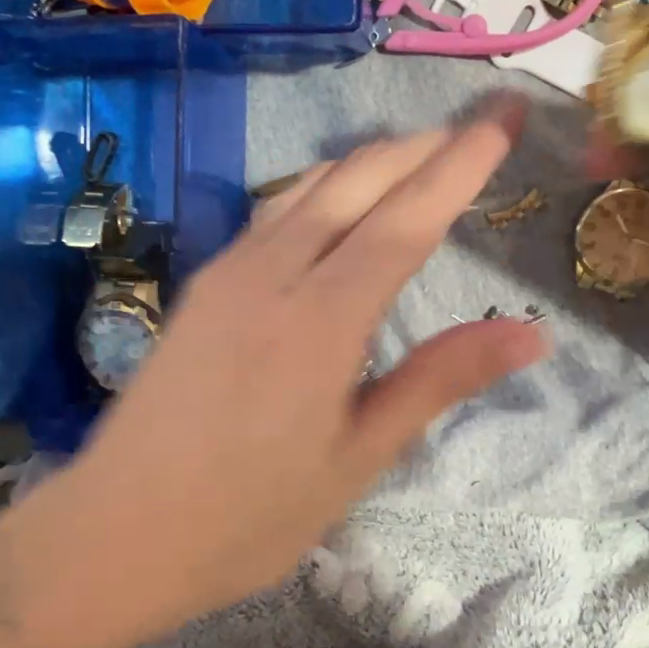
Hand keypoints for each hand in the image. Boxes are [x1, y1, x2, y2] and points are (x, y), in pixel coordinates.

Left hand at [46, 94, 549, 633]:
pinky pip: (273, 212)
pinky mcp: (201, 286)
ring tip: (419, 153)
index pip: (407, 218)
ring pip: (308, 187)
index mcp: (321, 318)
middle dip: (421, 145)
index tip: (503, 117)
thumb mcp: (358, 458)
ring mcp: (227, 272)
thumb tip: (530, 333)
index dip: (461, 163)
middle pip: (355, 181)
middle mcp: (272, 273)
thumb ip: (438, 380)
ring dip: (369, 162)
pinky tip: (337, 203)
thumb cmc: (249, 515)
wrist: (117, 530)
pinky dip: (321, 189)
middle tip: (474, 126)